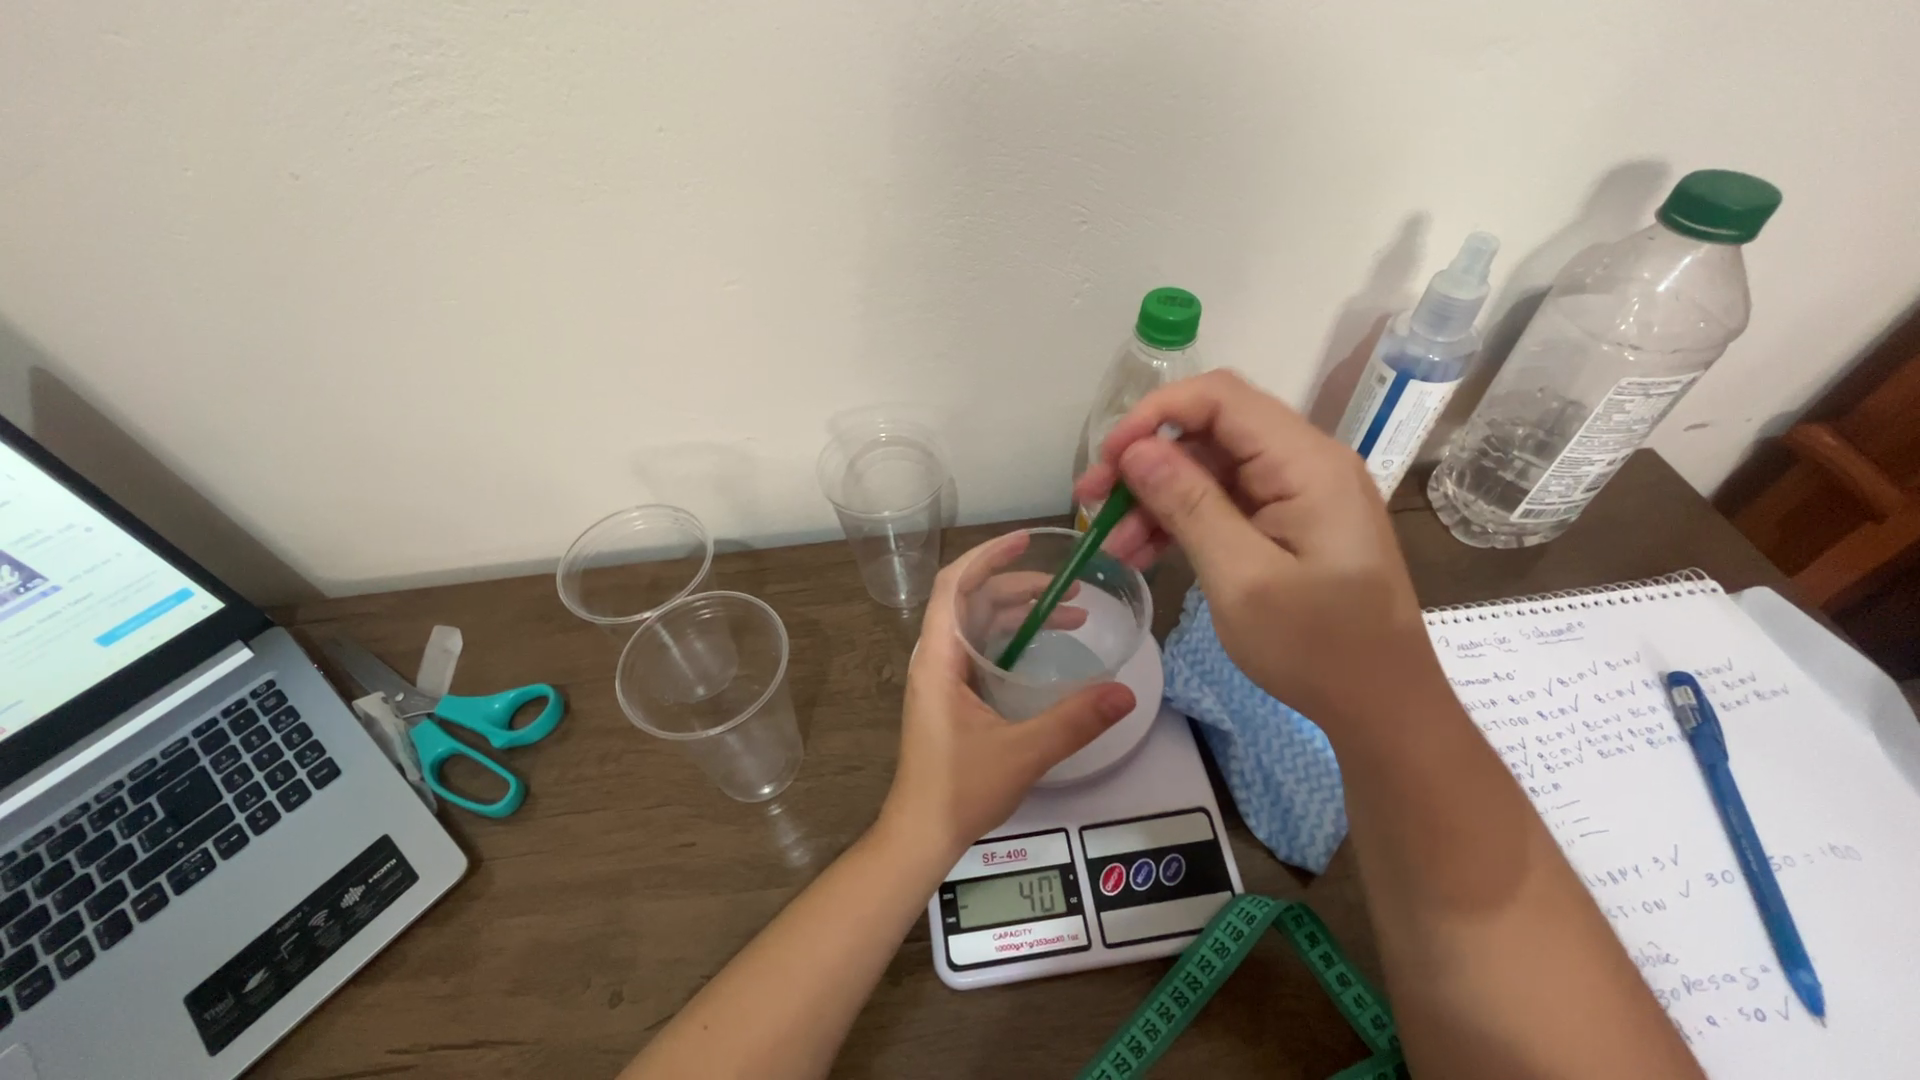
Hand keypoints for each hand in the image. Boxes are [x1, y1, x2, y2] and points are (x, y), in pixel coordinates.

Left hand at [879, 534, 1135, 857]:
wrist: (921, 833)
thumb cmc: (959, 790)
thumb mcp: (1023, 753)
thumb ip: (1074, 721)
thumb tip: (1125, 692)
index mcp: (938, 659)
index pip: (955, 586)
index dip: (988, 556)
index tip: (1026, 542)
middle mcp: (935, 659)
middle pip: (972, 601)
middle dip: (1019, 586)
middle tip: (1070, 590)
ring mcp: (940, 678)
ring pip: (978, 626)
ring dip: (1019, 614)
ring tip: (1069, 614)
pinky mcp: (950, 696)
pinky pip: (980, 649)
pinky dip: (1011, 639)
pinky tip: (1043, 649)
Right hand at [1073, 370, 1441, 729]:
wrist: (1381, 705)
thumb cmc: (1318, 648)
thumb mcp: (1242, 579)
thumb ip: (1189, 506)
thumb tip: (1136, 451)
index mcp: (1306, 463)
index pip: (1220, 398)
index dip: (1154, 414)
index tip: (1107, 459)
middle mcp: (1304, 463)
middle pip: (1209, 433)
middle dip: (1145, 463)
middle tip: (1092, 502)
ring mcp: (1297, 494)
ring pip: (1208, 471)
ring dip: (1155, 500)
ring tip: (1112, 546)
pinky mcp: (1288, 524)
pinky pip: (1222, 504)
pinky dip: (1180, 524)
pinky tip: (1142, 555)